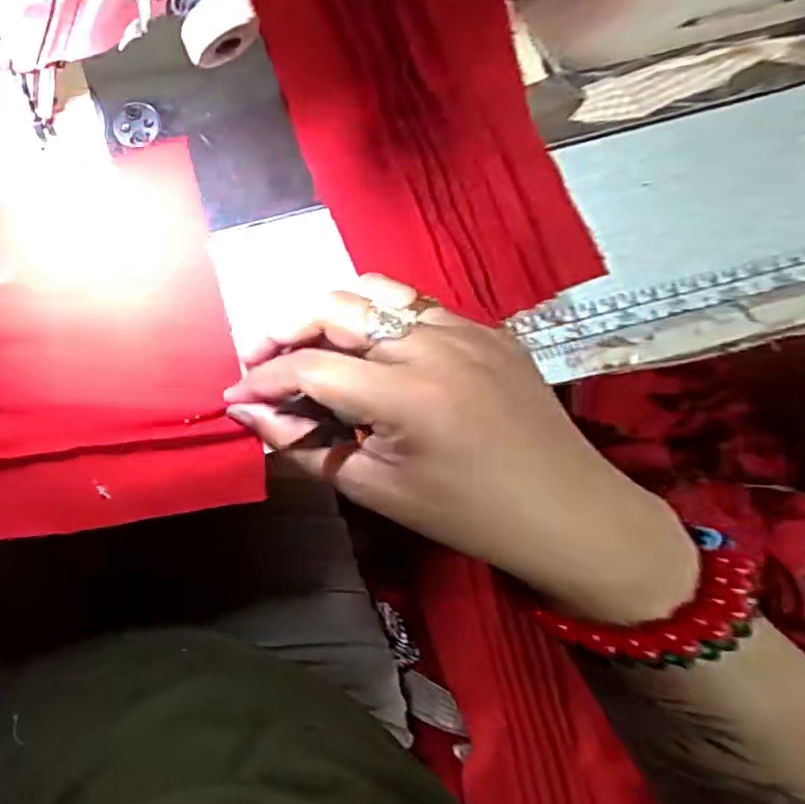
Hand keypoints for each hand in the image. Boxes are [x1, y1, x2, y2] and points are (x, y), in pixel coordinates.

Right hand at [224, 275, 697, 625]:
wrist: (570, 513)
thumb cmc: (462, 514)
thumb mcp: (371, 487)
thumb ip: (301, 445)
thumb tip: (248, 412)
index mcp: (406, 396)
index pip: (309, 367)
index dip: (262, 379)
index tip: (234, 394)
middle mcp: (434, 346)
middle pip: (334, 306)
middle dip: (283, 330)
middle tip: (259, 359)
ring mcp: (466, 329)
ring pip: (374, 290)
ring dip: (327, 311)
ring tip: (307, 342)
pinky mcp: (486, 328)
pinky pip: (415, 306)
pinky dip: (375, 317)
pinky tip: (367, 349)